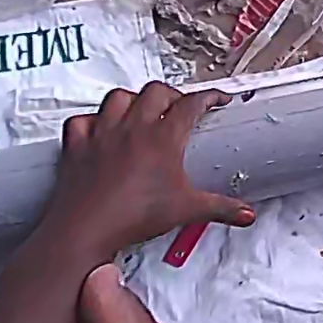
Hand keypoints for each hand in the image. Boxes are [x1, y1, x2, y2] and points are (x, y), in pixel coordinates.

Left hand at [30, 83, 255, 267]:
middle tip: (181, 106)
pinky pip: (82, 120)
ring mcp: (103, 133)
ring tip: (143, 109)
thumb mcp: (187, 210)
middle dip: (173, 94)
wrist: (86, 230)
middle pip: (156, 91)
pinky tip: (100, 127)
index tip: (217, 98)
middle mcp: (133, 128)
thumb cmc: (132, 217)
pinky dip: (92, 119)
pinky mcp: (78, 145)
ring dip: (134, 99)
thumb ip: (222, 208)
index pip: (192, 103)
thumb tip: (245, 212)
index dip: (210, 97)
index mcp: (163, 138)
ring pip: (119, 97)